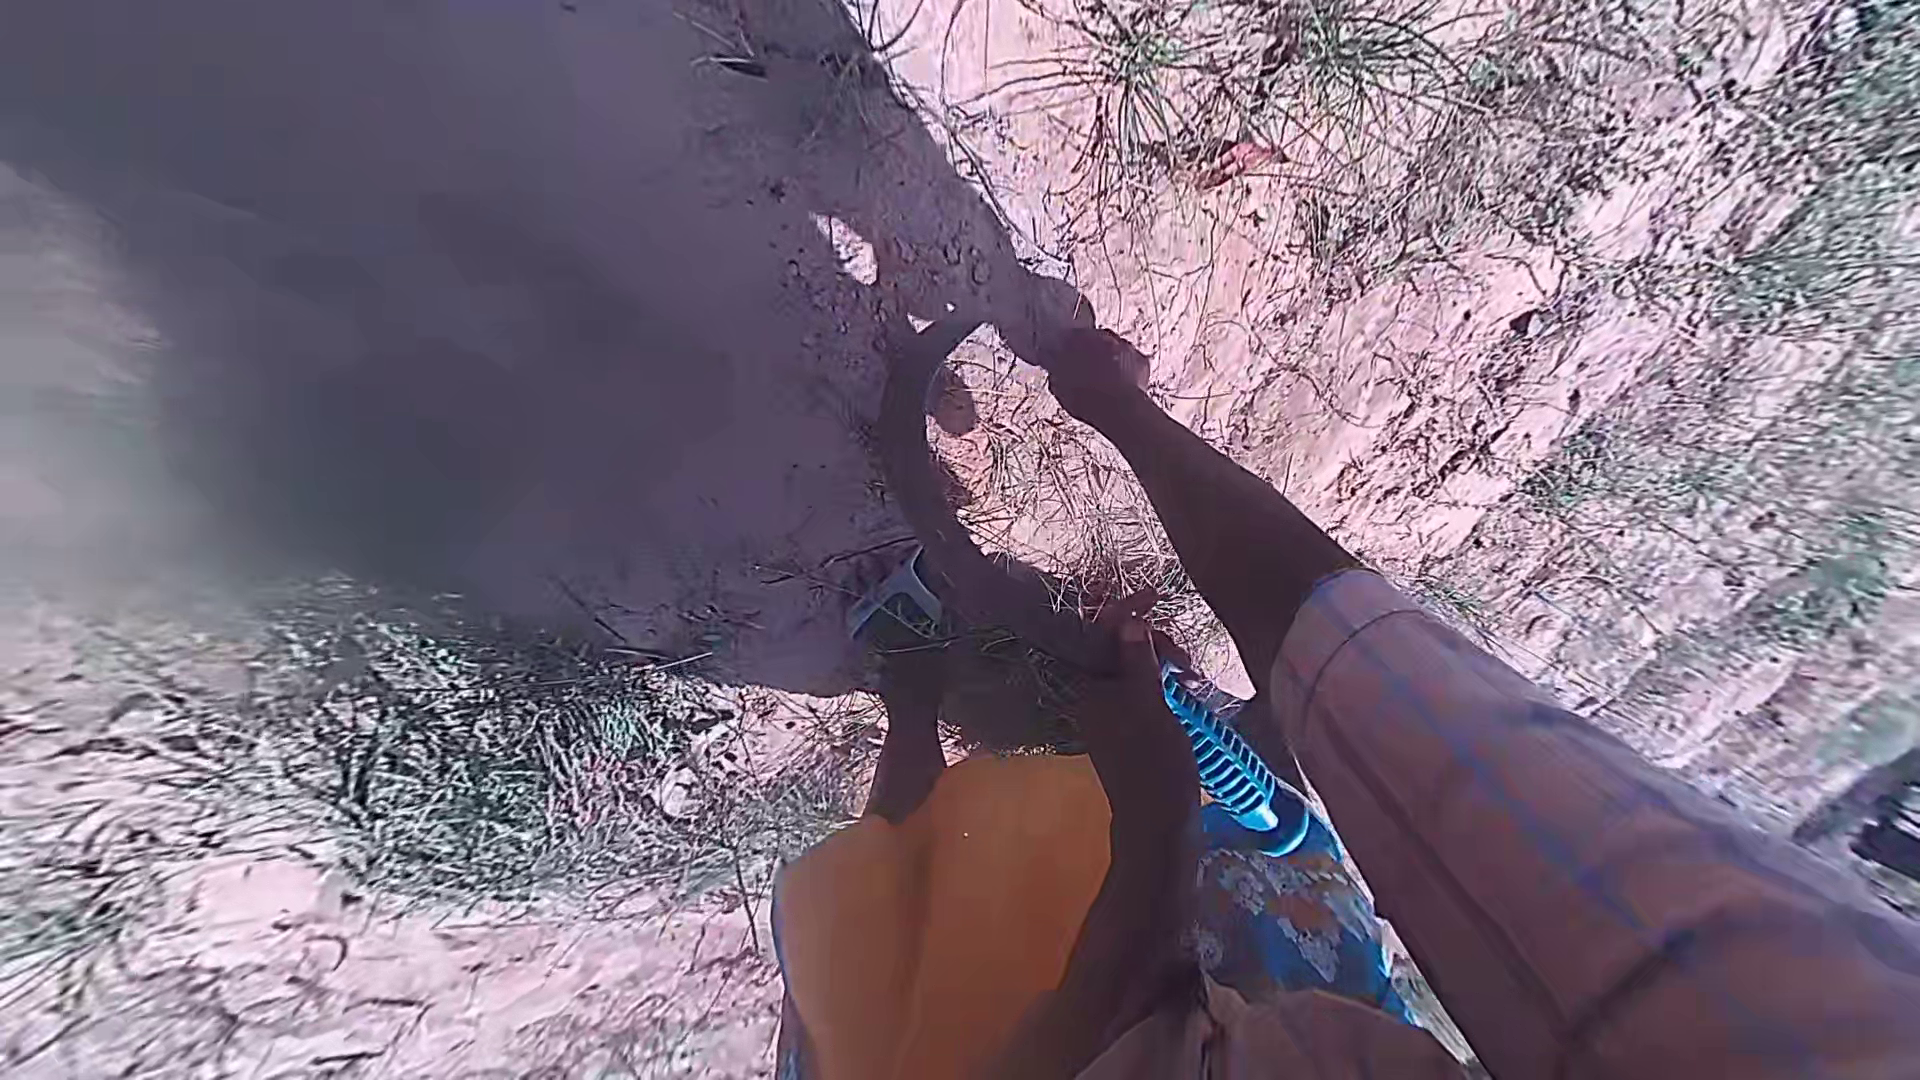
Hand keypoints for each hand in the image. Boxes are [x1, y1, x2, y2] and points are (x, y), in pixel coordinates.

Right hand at [1040, 328, 1151, 424]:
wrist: (1117, 409)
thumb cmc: (1088, 397)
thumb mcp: (1060, 386)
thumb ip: (1057, 372)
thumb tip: (1055, 369)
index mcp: (1082, 339)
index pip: (1073, 336)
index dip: (1069, 348)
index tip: (1066, 358)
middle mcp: (1105, 338)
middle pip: (1097, 340)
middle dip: (1092, 352)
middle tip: (1085, 370)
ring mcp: (1126, 348)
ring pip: (1115, 349)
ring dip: (1110, 359)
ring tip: (1103, 381)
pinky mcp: (1141, 361)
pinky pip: (1132, 361)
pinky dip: (1127, 369)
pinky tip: (1119, 385)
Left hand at [1072, 591, 1199, 848]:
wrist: (1159, 823)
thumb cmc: (1153, 761)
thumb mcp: (1149, 704)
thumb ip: (1136, 660)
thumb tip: (1128, 621)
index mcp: (1088, 687)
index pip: (1100, 635)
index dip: (1124, 612)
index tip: (1153, 595)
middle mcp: (1092, 695)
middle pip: (1117, 649)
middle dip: (1149, 642)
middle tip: (1183, 658)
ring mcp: (1111, 711)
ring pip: (1133, 668)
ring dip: (1160, 661)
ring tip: (1190, 674)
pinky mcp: (1129, 725)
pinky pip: (1141, 688)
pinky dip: (1161, 681)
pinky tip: (1184, 684)